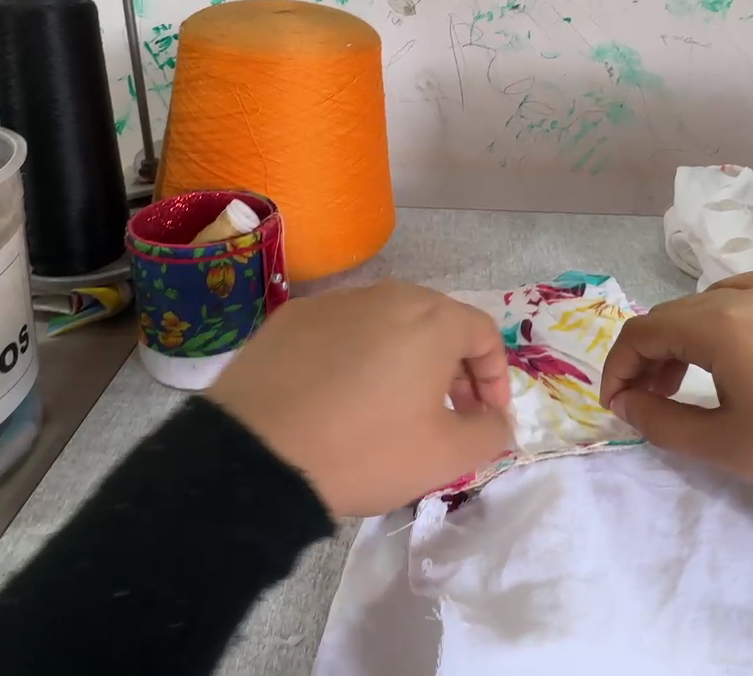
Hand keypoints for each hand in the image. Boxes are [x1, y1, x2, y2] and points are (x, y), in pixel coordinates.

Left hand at [205, 281, 512, 516]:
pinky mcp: (293, 316)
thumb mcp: (445, 457)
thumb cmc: (365, 450)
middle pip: (436, 321)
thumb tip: (495, 417)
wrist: (257, 455)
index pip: (483, 333)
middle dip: (451, 365)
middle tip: (446, 410)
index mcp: (432, 319)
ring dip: (403, 356)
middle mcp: (387, 294)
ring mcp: (336, 300)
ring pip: (387, 322)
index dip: (494, 375)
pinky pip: (343, 329)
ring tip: (391, 403)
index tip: (486, 414)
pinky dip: (355, 354)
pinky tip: (338, 394)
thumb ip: (490, 432)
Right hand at [599, 272, 752, 514]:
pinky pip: (745, 300)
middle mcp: (746, 292)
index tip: (617, 405)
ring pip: (706, 304)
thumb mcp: (728, 447)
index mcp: (721, 322)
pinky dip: (720, 326)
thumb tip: (625, 402)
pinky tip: (736, 360)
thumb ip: (662, 421)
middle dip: (649, 357)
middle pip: (673, 314)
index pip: (643, 330)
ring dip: (684, 340)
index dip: (618, 367)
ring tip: (690, 383)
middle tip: (650, 401)